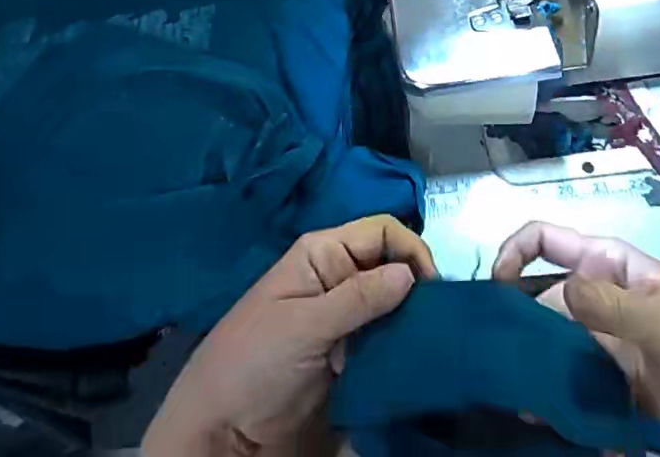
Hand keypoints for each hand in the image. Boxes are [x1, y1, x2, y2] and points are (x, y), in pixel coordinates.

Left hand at [143, 215, 437, 456]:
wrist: (221, 428)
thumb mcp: (304, 325)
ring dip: (412, 318)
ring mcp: (346, 315)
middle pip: (392, 264)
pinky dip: (402, 344)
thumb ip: (358, 298)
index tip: (433, 287)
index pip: (381, 232)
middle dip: (417, 285)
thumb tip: (411, 273)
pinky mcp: (351, 352)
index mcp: (324, 253)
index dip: (411, 249)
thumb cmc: (254, 361)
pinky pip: (386, 337)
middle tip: (437, 320)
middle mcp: (339, 275)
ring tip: (431, 341)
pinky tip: (415, 358)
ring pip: (394, 303)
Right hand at [494, 222, 659, 456]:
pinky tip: (536, 416)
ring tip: (510, 394)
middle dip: (517, 322)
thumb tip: (559, 288)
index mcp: (611, 267)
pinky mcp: (611, 390)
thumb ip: (616, 305)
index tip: (496, 283)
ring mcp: (604, 347)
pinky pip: (571, 387)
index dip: (517, 250)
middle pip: (543, 300)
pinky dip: (551, 399)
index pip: (551, 241)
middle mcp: (599, 300)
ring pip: (552, 347)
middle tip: (494, 357)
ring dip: (530, 365)